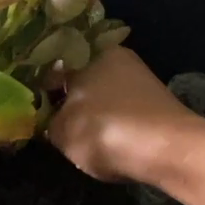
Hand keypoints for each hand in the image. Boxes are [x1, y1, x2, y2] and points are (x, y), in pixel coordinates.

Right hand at [48, 48, 200, 182]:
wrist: (169, 150)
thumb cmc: (106, 131)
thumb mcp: (62, 131)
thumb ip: (51, 123)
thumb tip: (52, 121)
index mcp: (92, 54)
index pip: (57, 68)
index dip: (43, 91)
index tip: (35, 112)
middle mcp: (119, 60)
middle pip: (84, 83)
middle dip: (71, 104)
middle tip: (56, 129)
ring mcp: (142, 82)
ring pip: (105, 99)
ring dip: (94, 117)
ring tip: (81, 142)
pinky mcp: (159, 107)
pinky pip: (125, 116)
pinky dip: (116, 129)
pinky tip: (109, 145)